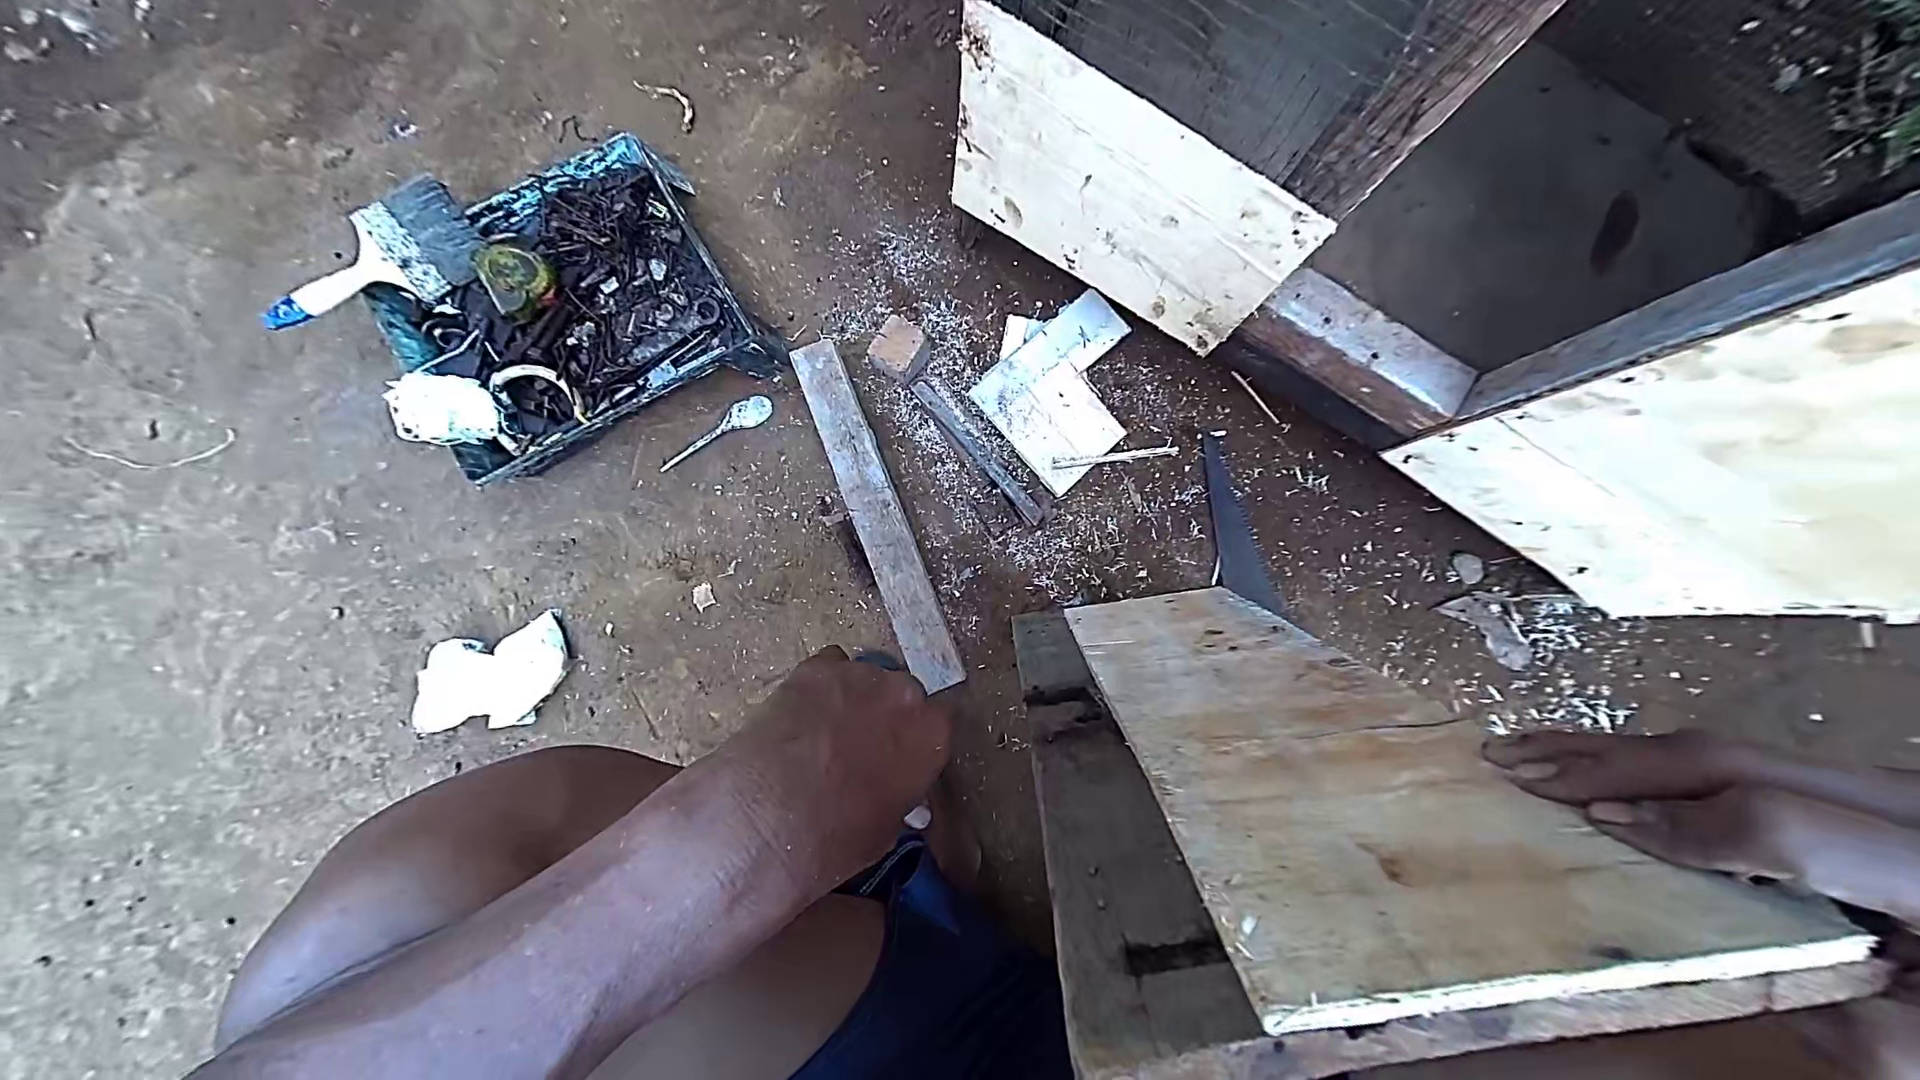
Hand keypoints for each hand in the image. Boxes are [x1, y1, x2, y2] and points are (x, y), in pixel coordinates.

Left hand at [704, 646, 952, 896]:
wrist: (771, 816)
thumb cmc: (836, 837)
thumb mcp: (886, 828)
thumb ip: (901, 796)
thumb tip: (901, 799)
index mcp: (931, 734)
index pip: (940, 720)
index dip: (918, 735)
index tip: (902, 750)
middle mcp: (904, 694)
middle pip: (903, 693)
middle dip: (886, 713)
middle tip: (860, 742)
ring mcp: (860, 674)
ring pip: (864, 678)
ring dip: (853, 698)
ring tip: (824, 728)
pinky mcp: (817, 666)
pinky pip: (828, 666)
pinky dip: (819, 684)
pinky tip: (802, 710)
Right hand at [1488, 731, 1919, 1077]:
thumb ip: (1851, 1022)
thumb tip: (1700, 949)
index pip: (1771, 823)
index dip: (1674, 824)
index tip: (1593, 825)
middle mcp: (1890, 802)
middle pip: (1721, 760)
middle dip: (1605, 764)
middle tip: (1516, 769)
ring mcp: (1862, 778)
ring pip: (1710, 743)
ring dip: (1603, 748)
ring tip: (1521, 749)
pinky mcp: (1833, 775)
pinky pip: (1719, 752)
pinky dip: (1638, 754)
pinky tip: (1583, 754)